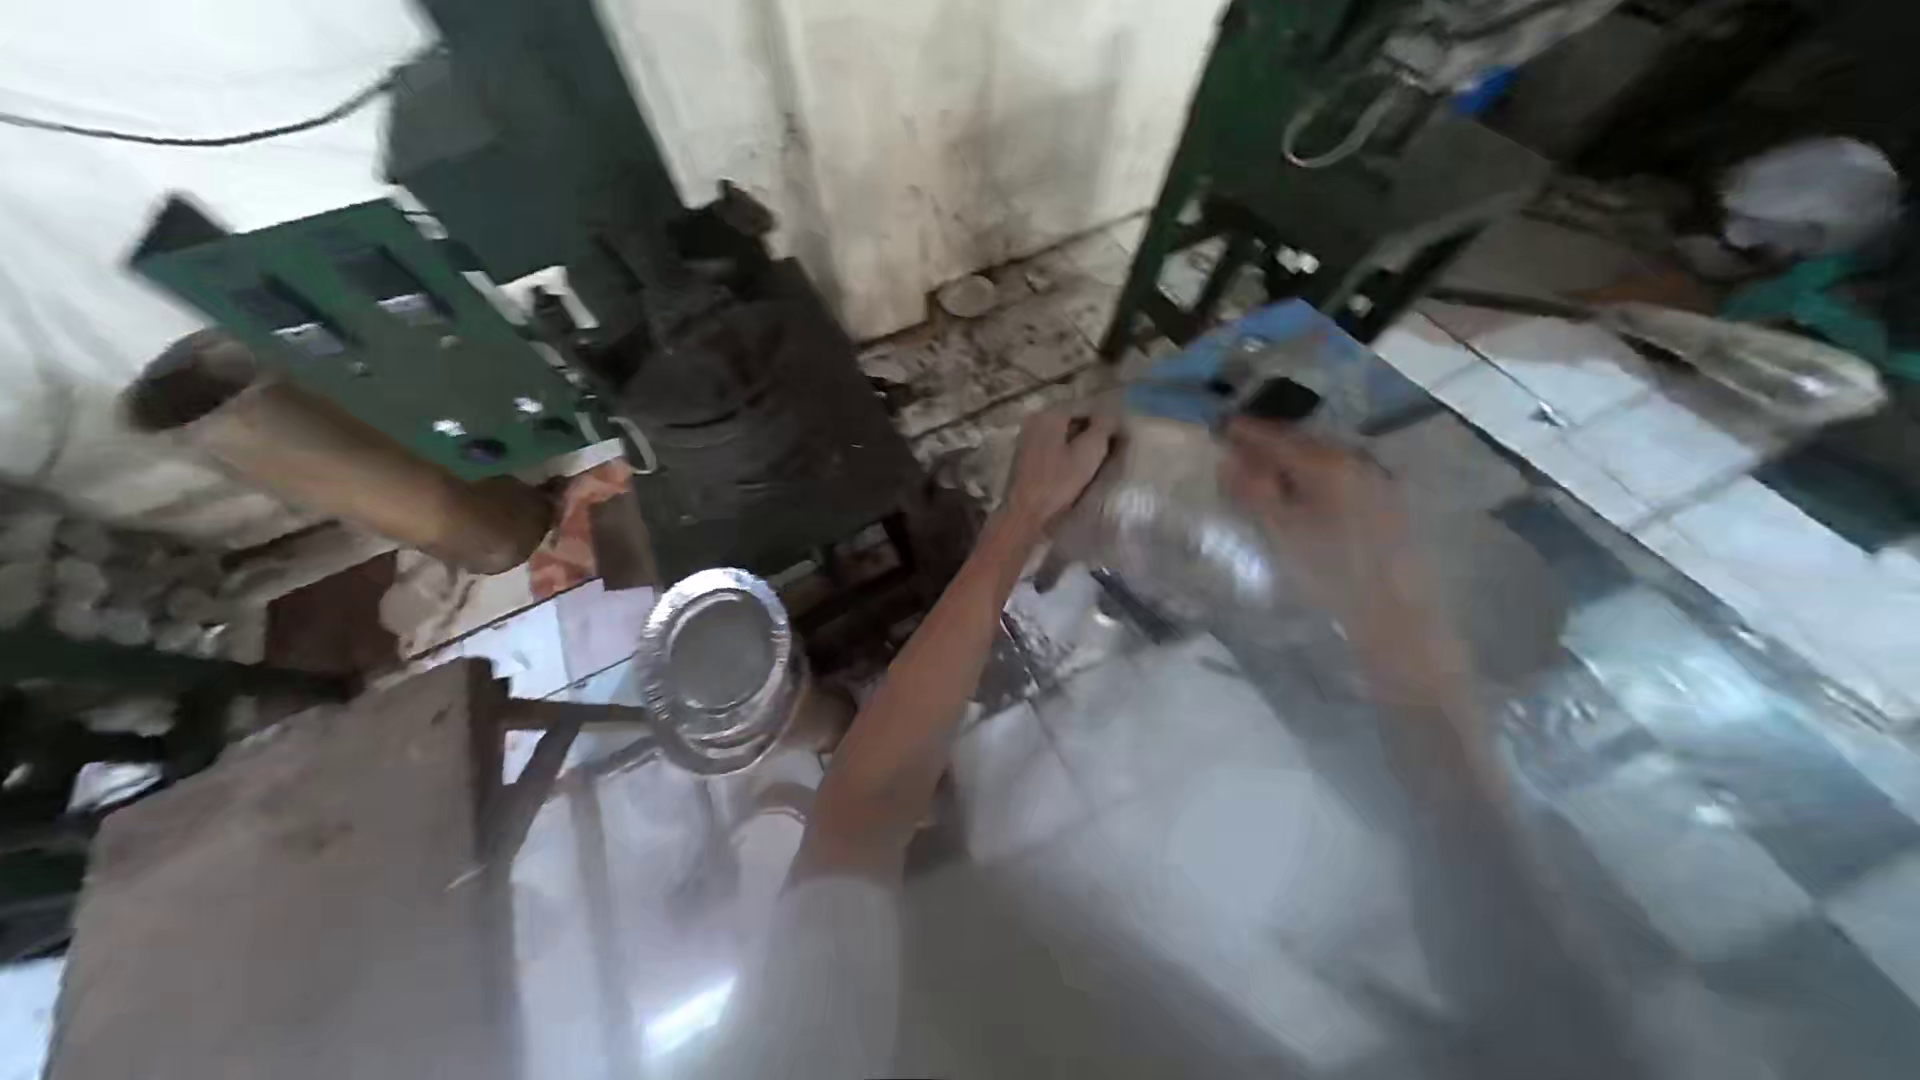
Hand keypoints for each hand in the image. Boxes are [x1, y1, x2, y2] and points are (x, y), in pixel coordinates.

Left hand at [997, 408, 1117, 543]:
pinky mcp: (1025, 456)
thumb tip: (1111, 416)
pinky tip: (1075, 469)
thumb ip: (1104, 427)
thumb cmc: (1059, 482)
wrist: (1026, 513)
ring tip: (1095, 462)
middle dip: (1092, 433)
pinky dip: (1066, 454)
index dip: (1106, 423)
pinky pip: (1053, 447)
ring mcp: (1027, 437)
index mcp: (1050, 413)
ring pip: (1063, 435)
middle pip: (1073, 420)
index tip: (1118, 440)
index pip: (1087, 408)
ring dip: (1080, 445)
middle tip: (1109, 452)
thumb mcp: (1089, 452)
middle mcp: (1035, 419)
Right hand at [1219, 418, 1436, 639]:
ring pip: (1323, 458)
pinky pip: (1341, 474)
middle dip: (1270, 444)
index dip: (1247, 432)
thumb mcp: (1279, 530)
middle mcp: (1356, 460)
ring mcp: (1376, 478)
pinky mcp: (1387, 498)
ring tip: (1269, 471)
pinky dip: (1315, 475)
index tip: (1222, 427)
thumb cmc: (1328, 570)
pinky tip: (1304, 493)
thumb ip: (1251, 491)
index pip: (1278, 438)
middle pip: (1303, 442)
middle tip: (1241, 450)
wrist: (1392, 608)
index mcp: (1327, 464)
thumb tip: (1229, 461)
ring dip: (1293, 460)